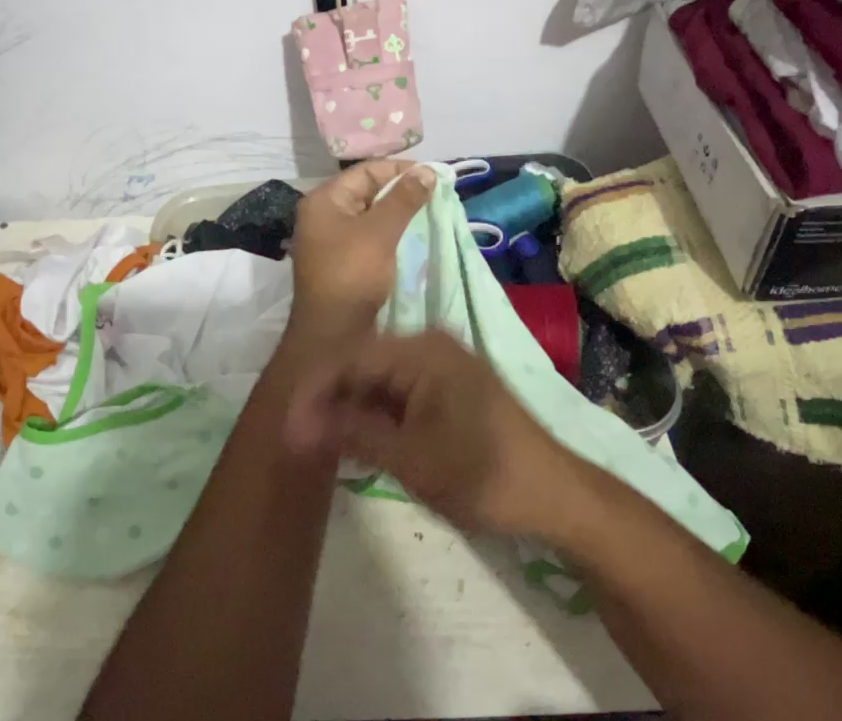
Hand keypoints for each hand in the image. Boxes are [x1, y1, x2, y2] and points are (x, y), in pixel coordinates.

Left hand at [285, 160, 435, 341]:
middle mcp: (323, 215)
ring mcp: (330, 240)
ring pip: (370, 216)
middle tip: (436, 196)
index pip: (366, 171)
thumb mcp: (380, 233)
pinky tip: (413, 239)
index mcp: (324, 200)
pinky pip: (369, 238)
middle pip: (367, 192)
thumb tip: (427, 171)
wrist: (331, 337)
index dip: (400, 169)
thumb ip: (404, 199)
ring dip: (399, 215)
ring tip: (431, 215)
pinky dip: (391, 235)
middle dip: (402, 192)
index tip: (434, 176)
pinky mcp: (341, 262)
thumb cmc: (352, 276)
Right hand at [285, 330, 582, 537]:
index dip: (313, 392)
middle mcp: (432, 346)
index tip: (286, 429)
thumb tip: (297, 425)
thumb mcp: (411, 459)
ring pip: (380, 380)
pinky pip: (401, 392)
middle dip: (331, 402)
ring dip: (353, 411)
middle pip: (363, 364)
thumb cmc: (483, 476)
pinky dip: (379, 416)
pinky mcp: (452, 388)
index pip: (349, 357)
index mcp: (423, 351)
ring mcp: (445, 365)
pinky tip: (362, 443)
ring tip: (324, 447)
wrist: (556, 496)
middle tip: (301, 443)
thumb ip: (353, 433)